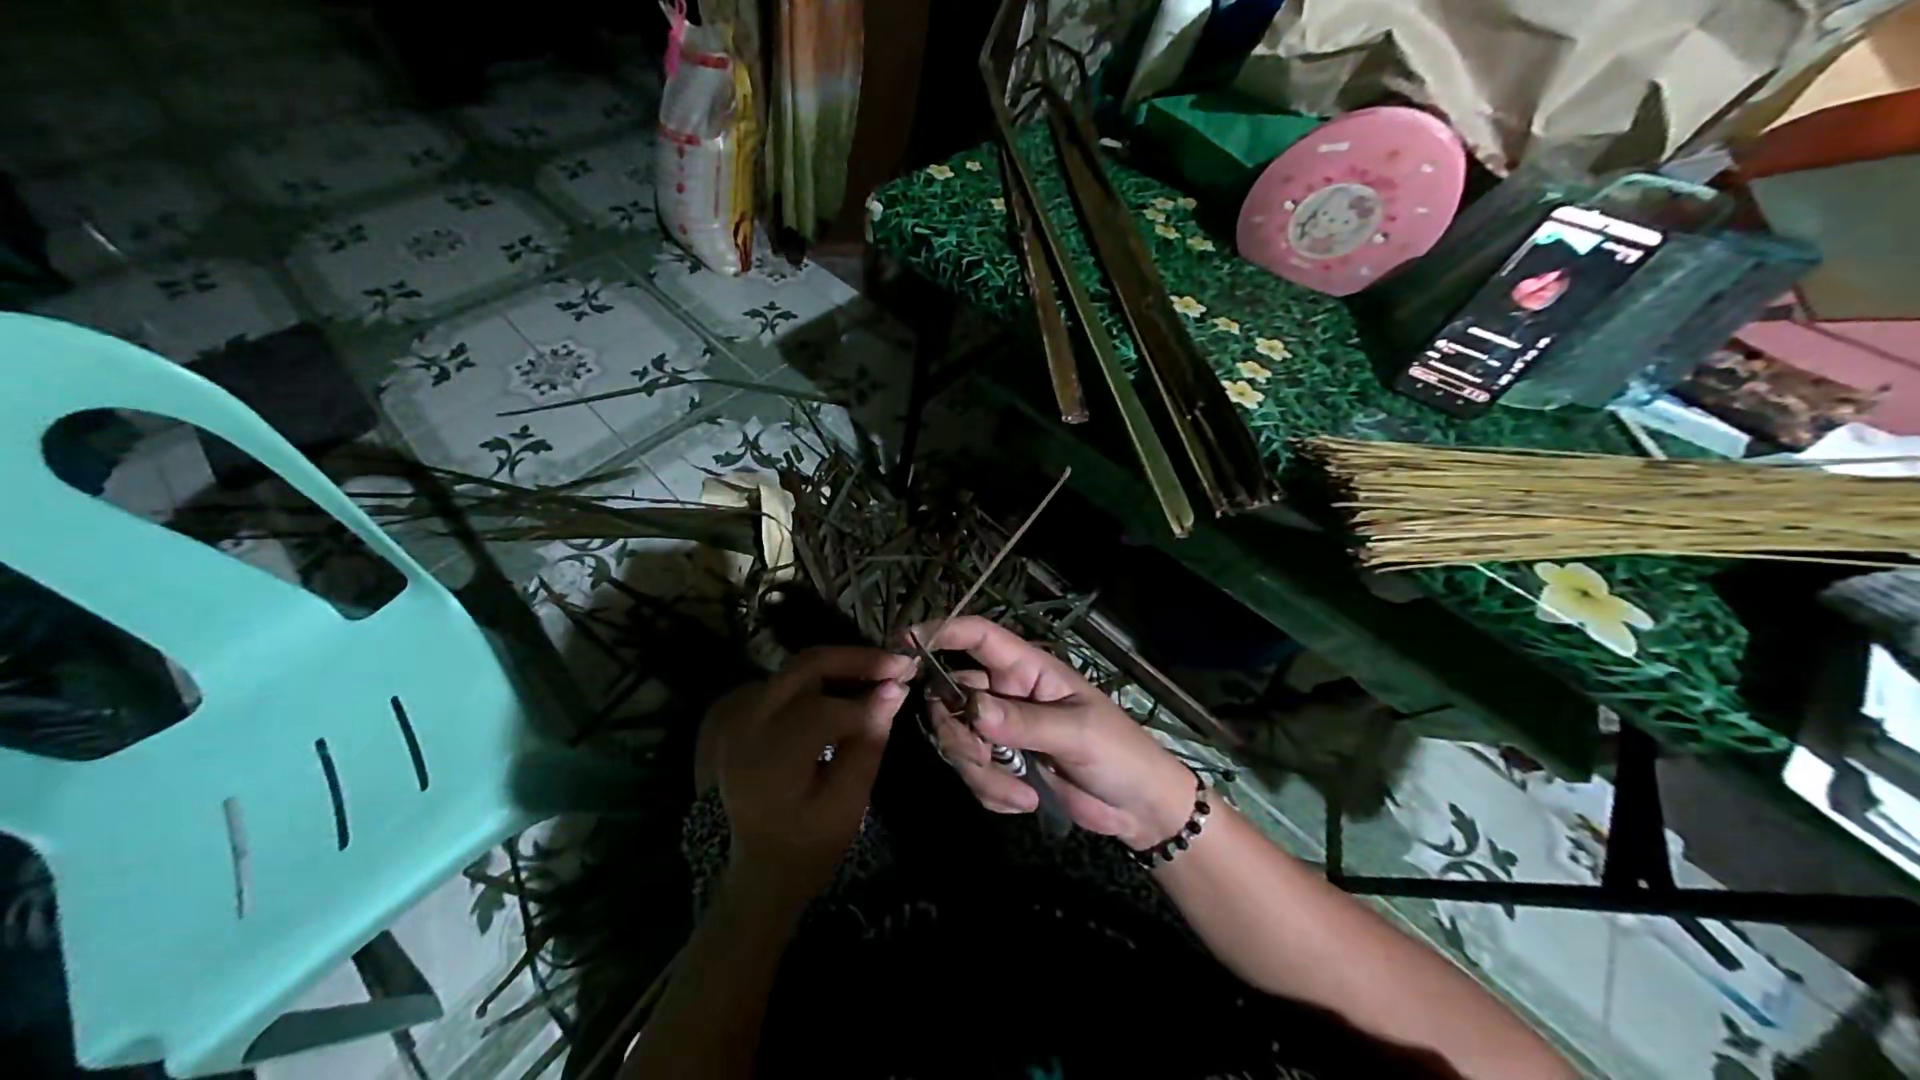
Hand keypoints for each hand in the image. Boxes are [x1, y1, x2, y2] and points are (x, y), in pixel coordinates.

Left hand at [708, 647, 914, 903]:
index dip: (867, 698)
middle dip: (854, 658)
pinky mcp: (729, 716)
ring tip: (873, 679)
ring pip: (791, 671)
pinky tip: (835, 694)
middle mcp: (741, 728)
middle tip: (896, 662)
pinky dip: (811, 681)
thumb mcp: (847, 806)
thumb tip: (893, 689)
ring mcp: (729, 718)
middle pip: (802, 667)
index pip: (824, 708)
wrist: (756, 871)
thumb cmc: (807, 847)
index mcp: (768, 761)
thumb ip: (868, 744)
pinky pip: (778, 682)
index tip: (903, 691)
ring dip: (835, 668)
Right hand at [913, 617, 1196, 850]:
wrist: (1138, 809)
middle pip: (950, 696)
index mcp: (1027, 669)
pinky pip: (971, 775)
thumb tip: (973, 709)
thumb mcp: (1077, 733)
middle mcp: (1005, 694)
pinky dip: (993, 793)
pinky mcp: (999, 766)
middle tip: (983, 757)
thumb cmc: (1119, 753)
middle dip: (959, 733)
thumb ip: (1023, 722)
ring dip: (982, 773)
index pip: (977, 636)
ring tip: (1026, 792)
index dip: (940, 631)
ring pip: (957, 741)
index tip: (903, 644)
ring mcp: (1000, 731)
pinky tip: (1028, 800)